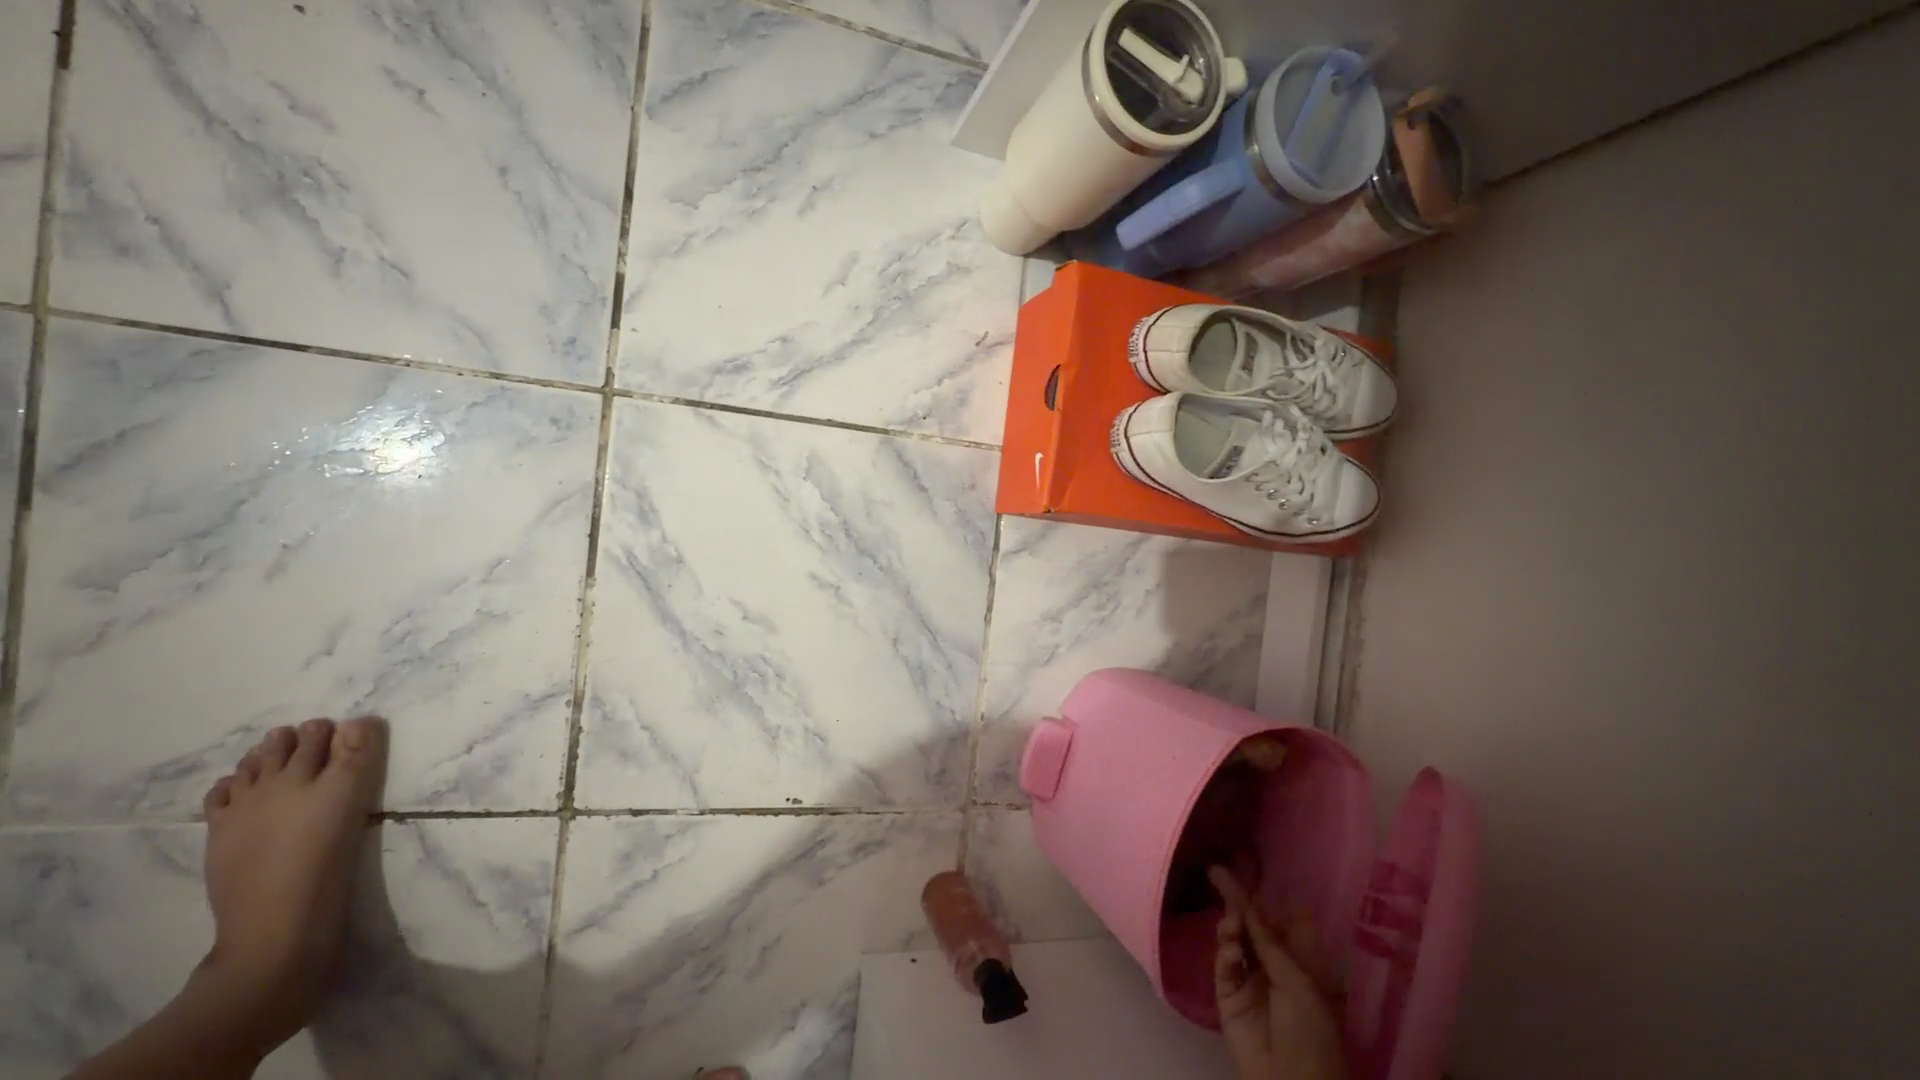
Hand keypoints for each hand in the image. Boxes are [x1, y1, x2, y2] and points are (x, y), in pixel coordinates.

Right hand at [1211, 866, 1348, 1079]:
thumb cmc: (1311, 1033)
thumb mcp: (1299, 983)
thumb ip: (1269, 945)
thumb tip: (1249, 909)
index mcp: (1304, 963)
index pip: (1287, 922)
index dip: (1275, 898)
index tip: (1255, 868)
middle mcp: (1276, 967)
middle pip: (1255, 927)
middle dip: (1240, 902)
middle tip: (1218, 873)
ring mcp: (1250, 981)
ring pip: (1235, 941)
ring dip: (1231, 927)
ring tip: (1231, 926)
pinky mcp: (1228, 997)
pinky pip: (1223, 965)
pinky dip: (1224, 953)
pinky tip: (1229, 951)